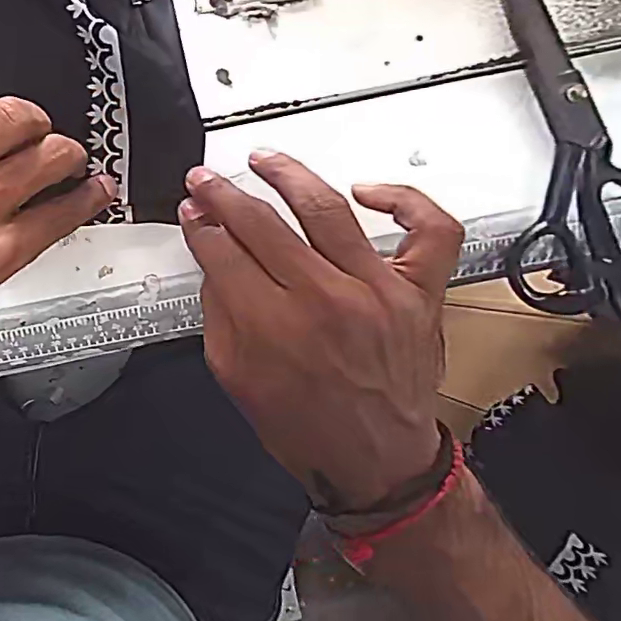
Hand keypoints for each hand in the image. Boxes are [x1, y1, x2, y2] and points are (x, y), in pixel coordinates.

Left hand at [0, 78, 113, 370]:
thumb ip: (24, 244)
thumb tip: (56, 213)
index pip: (66, 209)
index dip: (93, 194)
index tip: (98, 186)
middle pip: (50, 156)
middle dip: (71, 154)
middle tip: (65, 158)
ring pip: (11, 117)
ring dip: (33, 120)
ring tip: (29, 130)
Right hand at [179, 151, 463, 509]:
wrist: (375, 460)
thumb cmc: (306, 425)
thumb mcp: (233, 373)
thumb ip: (219, 311)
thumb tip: (214, 262)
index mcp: (270, 326)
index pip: (221, 250)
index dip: (199, 225)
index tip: (192, 213)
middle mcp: (322, 301)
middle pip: (260, 223)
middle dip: (222, 195)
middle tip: (206, 180)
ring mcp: (376, 291)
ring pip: (326, 209)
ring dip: (287, 175)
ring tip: (265, 159)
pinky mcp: (418, 292)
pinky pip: (428, 228)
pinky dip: (403, 198)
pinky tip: (367, 189)